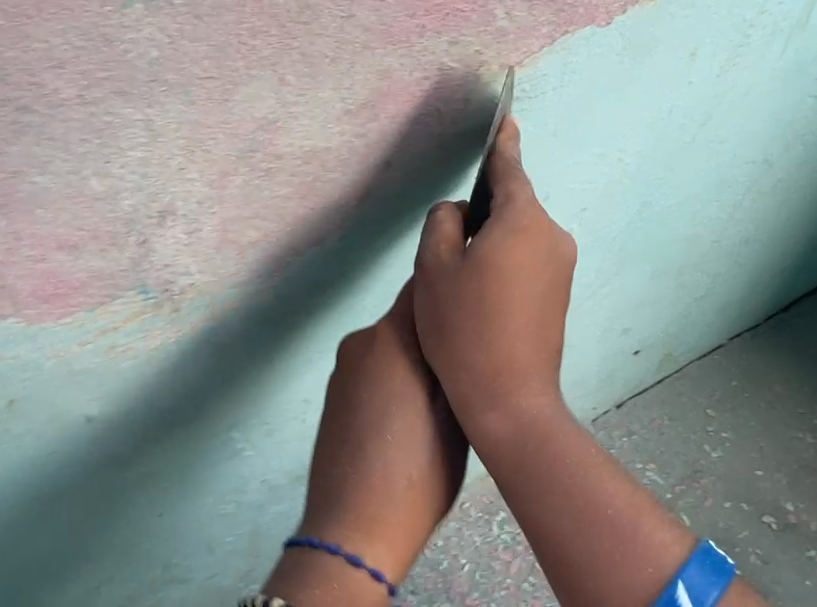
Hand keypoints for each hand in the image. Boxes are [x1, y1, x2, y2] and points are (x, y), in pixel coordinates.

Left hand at [264, 282, 467, 604]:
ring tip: (447, 394)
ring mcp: (343, 368)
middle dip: (439, 332)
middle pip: (409, 317)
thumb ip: (455, 357)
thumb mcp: (455, 412)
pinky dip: (397, 379)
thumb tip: (461, 323)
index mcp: (390, 335)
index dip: (453, 287)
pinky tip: (413, 416)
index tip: (480, 302)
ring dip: (418, 358)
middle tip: (474, 361)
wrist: (353, 531)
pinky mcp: (336, 395)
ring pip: (393, 345)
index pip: (423, 285)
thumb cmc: (418, 471)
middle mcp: (361, 340)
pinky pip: (375, 369)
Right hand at [412, 117, 577, 442]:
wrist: (510, 400)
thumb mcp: (434, 267)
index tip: (507, 120)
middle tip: (446, 246)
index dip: (503, 144)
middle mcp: (551, 234)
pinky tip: (480, 292)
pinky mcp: (561, 292)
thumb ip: (442, 221)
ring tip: (460, 278)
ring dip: (491, 240)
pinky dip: (504, 260)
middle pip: (512, 204)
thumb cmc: (464, 328)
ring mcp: (561, 265)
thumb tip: (460, 211)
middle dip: (482, 212)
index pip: (509, 169)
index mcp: (522, 220)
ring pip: (518, 233)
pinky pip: (528, 256)